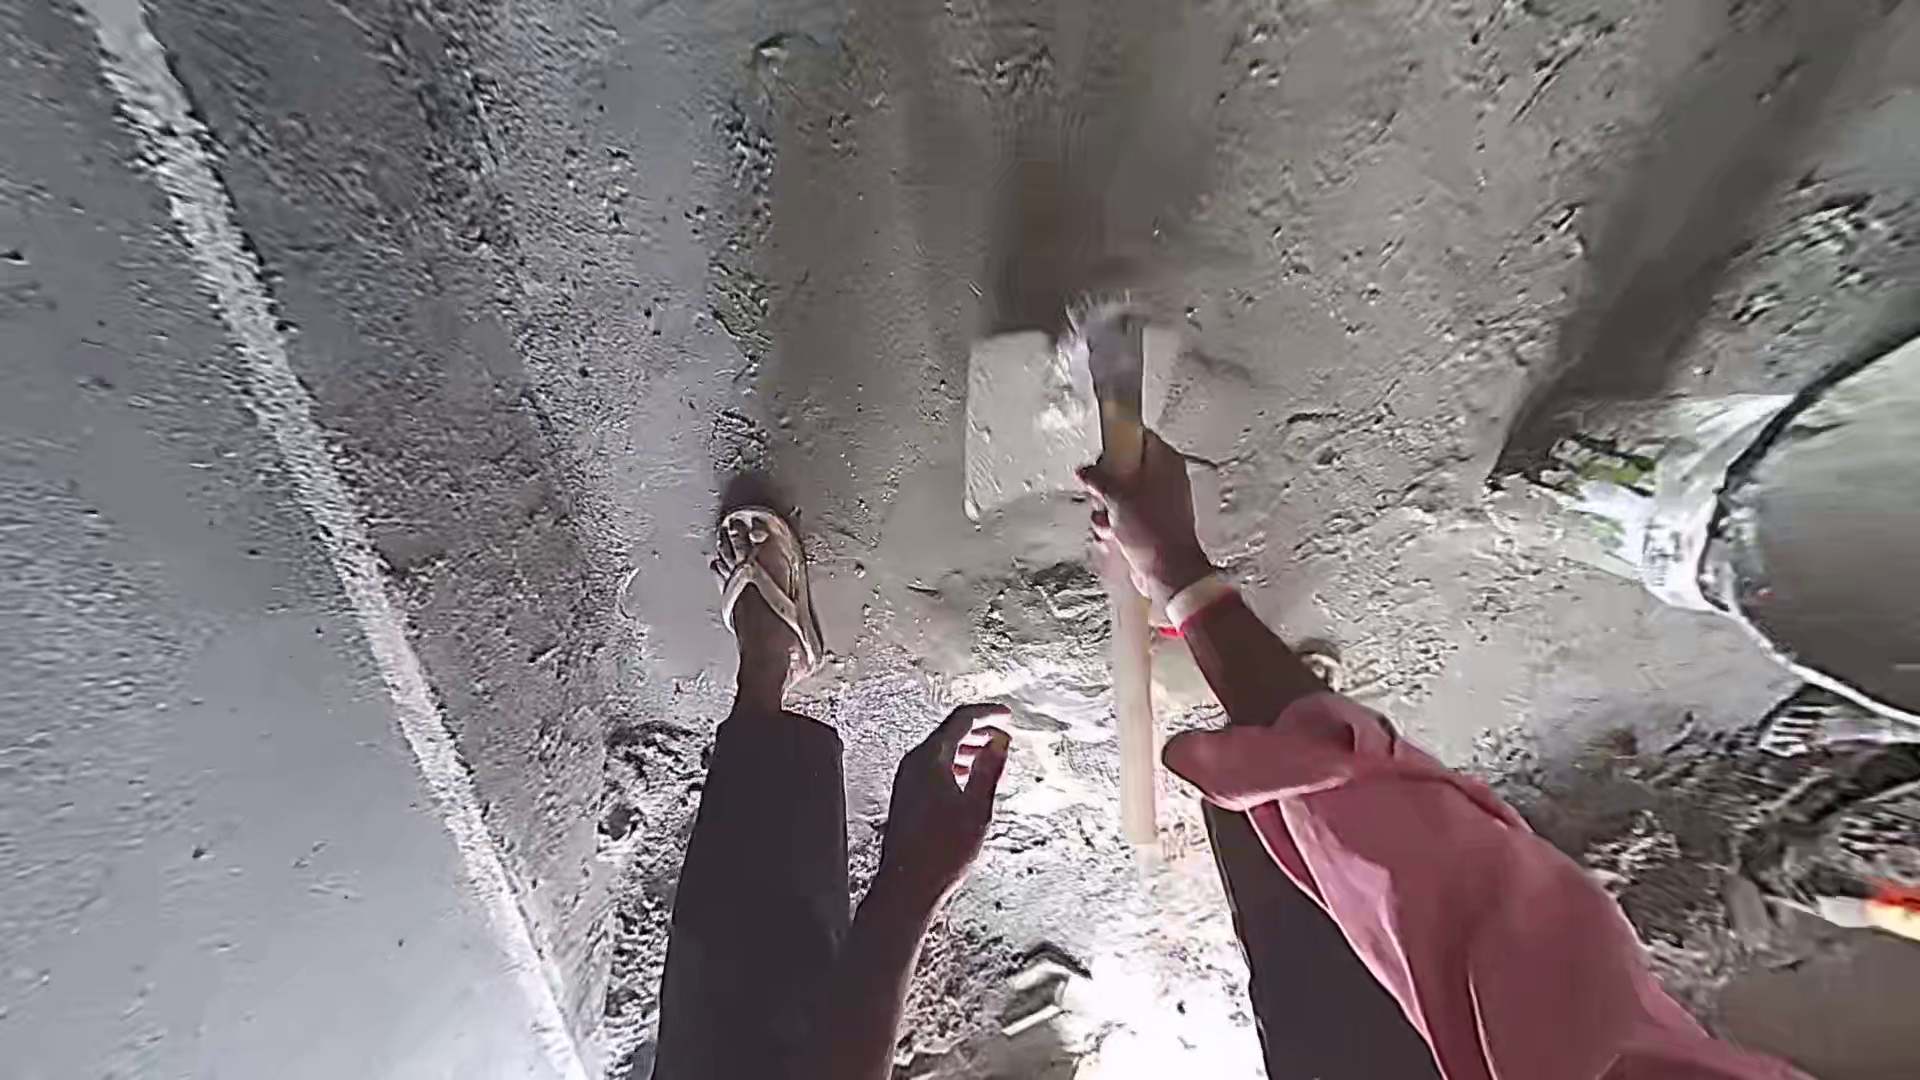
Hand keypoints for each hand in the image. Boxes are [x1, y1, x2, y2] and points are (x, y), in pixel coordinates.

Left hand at [875, 704, 1012, 907]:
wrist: (907, 887)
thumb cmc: (940, 852)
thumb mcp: (977, 808)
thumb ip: (989, 769)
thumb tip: (1000, 741)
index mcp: (930, 758)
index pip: (961, 720)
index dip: (987, 714)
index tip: (1006, 715)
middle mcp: (915, 763)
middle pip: (950, 731)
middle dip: (980, 729)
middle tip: (1003, 734)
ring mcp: (908, 778)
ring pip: (942, 749)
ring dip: (969, 747)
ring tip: (992, 755)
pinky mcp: (908, 794)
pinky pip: (934, 766)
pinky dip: (956, 763)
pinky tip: (969, 778)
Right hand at [1076, 428, 1212, 605]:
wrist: (1167, 571)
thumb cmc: (1154, 531)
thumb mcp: (1116, 496)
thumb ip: (1097, 479)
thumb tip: (1086, 471)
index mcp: (1165, 461)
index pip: (1137, 436)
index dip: (1115, 445)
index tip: (1101, 456)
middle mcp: (1164, 479)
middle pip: (1122, 469)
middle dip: (1104, 486)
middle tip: (1102, 495)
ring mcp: (1157, 503)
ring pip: (1117, 496)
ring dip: (1105, 511)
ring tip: (1109, 521)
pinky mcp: (1149, 524)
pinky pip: (1121, 517)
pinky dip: (1112, 526)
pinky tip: (1113, 535)